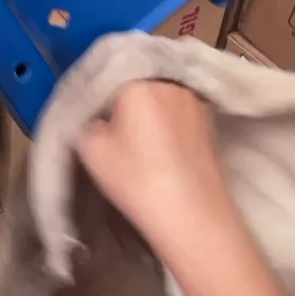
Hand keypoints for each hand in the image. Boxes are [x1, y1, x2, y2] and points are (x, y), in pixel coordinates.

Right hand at [78, 81, 232, 244]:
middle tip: (112, 127)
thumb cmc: (137, 179)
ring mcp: (194, 102)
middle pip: (136, 84)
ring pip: (159, 98)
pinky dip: (168, 123)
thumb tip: (96, 116)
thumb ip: (84, 120)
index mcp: (136, 83)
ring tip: (139, 139)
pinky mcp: (211, 123)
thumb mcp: (90, 149)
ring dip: (148, 111)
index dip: (95, 96)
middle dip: (123, 101)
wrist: (195, 219)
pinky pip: (178, 113)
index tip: (90, 116)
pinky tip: (162, 147)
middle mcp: (168, 84)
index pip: (105, 76)